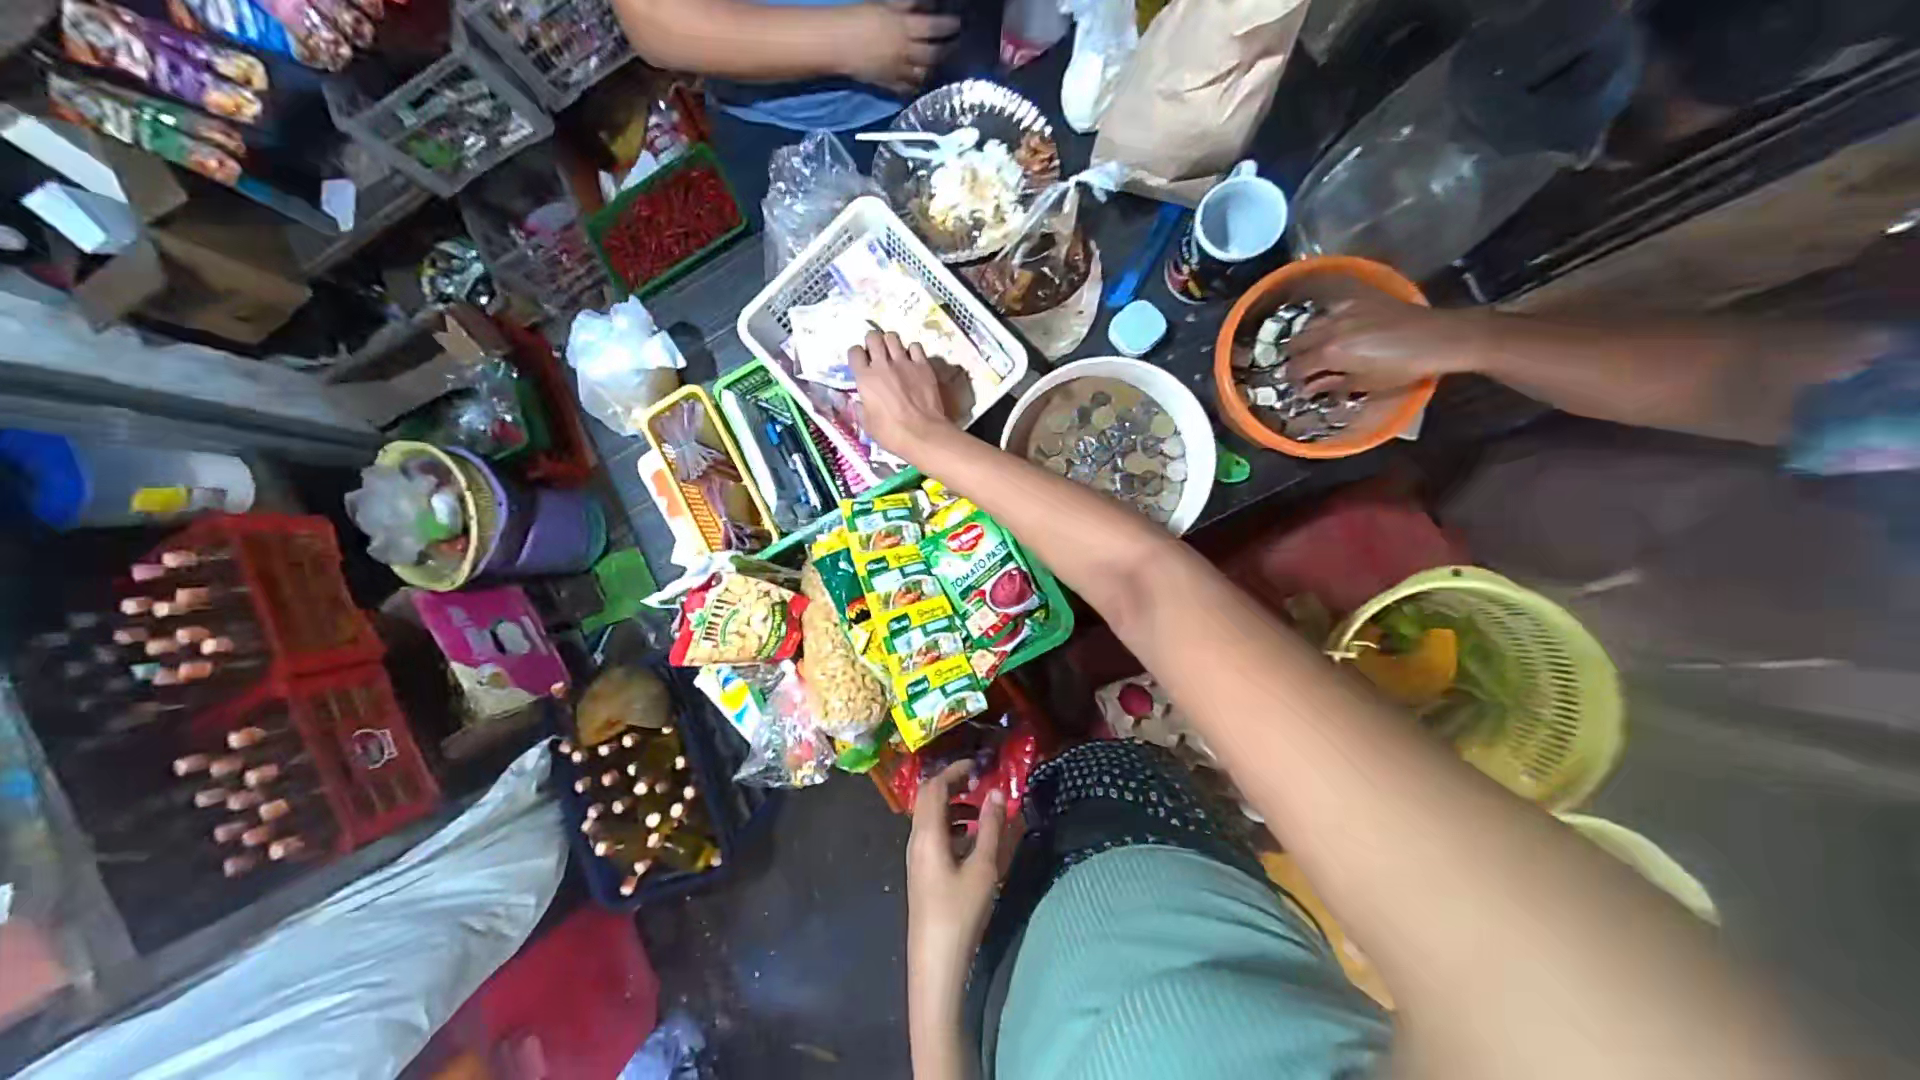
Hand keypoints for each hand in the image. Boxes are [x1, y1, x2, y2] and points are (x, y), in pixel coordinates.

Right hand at [836, 1, 959, 94]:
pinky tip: (922, 81)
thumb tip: (926, 3)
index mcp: (904, 27)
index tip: (958, 23)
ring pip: (924, 73)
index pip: (935, 27)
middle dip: (948, 49)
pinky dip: (918, 85)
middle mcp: (906, 51)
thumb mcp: (885, 4)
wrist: (836, 42)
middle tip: (956, 44)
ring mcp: (898, 71)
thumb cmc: (858, 16)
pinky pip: (908, 88)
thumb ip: (907, 4)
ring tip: (940, 62)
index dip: (949, 25)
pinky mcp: (889, 84)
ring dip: (935, 68)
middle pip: (934, 54)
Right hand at [850, 329, 959, 458]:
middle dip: (872, 342)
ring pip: (893, 337)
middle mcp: (883, 365)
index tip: (860, 363)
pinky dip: (912, 350)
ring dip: (890, 343)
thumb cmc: (891, 433)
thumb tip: (859, 402)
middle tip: (876, 353)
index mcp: (865, 378)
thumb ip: (861, 408)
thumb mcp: (867, 424)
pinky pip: (915, 346)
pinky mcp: (923, 365)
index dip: (856, 355)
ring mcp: (904, 362)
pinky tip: (912, 360)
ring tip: (893, 354)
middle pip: (873, 337)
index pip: (855, 352)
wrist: (923, 433)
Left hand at [907, 761, 1005, 974]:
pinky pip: (933, 835)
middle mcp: (916, 839)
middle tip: (980, 782)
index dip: (954, 771)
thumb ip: (990, 827)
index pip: (934, 787)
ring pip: (931, 818)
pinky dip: (952, 826)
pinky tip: (972, 840)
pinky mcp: (922, 871)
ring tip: (982, 810)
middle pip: (929, 799)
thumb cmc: (960, 912)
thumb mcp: (983, 868)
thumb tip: (997, 791)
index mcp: (927, 834)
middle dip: (953, 785)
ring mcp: (916, 856)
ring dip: (954, 806)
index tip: (979, 766)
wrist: (935, 961)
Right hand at [1287, 285, 1482, 394]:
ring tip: (1315, 349)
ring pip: (1309, 325)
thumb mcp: (1365, 383)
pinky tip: (1333, 329)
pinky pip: (1329, 311)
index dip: (1293, 380)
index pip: (1296, 367)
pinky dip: (1324, 322)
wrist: (1440, 337)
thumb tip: (1310, 388)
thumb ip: (1332, 384)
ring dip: (1307, 339)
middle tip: (1304, 369)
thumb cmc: (1403, 367)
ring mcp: (1344, 311)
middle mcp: (1330, 329)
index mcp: (1330, 353)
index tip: (1298, 387)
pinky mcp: (1359, 300)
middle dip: (1295, 358)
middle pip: (1296, 343)